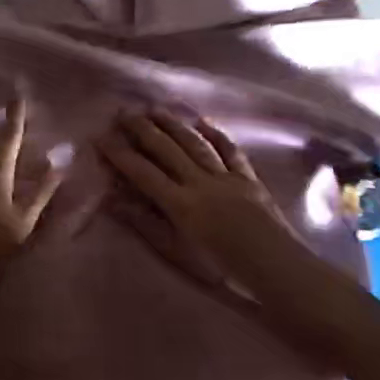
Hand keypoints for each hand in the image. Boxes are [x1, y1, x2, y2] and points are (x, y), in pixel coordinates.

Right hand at [99, 110, 367, 361]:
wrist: (278, 270)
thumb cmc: (222, 269)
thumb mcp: (177, 252)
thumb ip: (146, 223)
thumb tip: (115, 199)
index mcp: (180, 204)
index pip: (142, 172)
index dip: (120, 154)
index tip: (101, 137)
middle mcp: (200, 182)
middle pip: (166, 149)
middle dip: (142, 129)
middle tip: (123, 112)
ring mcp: (226, 177)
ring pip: (194, 143)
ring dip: (172, 124)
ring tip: (154, 109)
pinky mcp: (248, 178)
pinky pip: (229, 150)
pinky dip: (215, 135)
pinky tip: (203, 122)